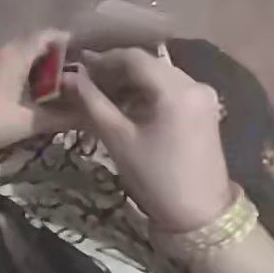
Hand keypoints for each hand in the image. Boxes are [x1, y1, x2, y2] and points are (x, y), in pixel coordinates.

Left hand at [0, 31, 79, 155]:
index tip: (88, 58)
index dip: (70, 43)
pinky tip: (40, 95)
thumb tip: (90, 115)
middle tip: (81, 76)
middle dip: (59, 59)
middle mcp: (4, 51)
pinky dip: (28, 76)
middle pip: (37, 45)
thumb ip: (61, 116)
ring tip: (65, 87)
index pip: (49, 35)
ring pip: (24, 57)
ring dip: (43, 69)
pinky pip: (13, 67)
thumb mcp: (28, 121)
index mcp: (16, 53)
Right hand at [67, 48, 234, 231]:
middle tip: (86, 83)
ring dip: (130, 81)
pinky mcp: (204, 108)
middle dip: (115, 70)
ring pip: (159, 74)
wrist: (200, 215)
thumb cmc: (155, 177)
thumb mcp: (119, 139)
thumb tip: (69, 78)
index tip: (77, 69)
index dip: (102, 59)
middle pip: (148, 63)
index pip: (133, 57)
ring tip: (102, 96)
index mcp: (176, 89)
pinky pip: (170, 88)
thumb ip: (92, 103)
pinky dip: (147, 91)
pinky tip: (127, 106)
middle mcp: (194, 83)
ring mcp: (203, 95)